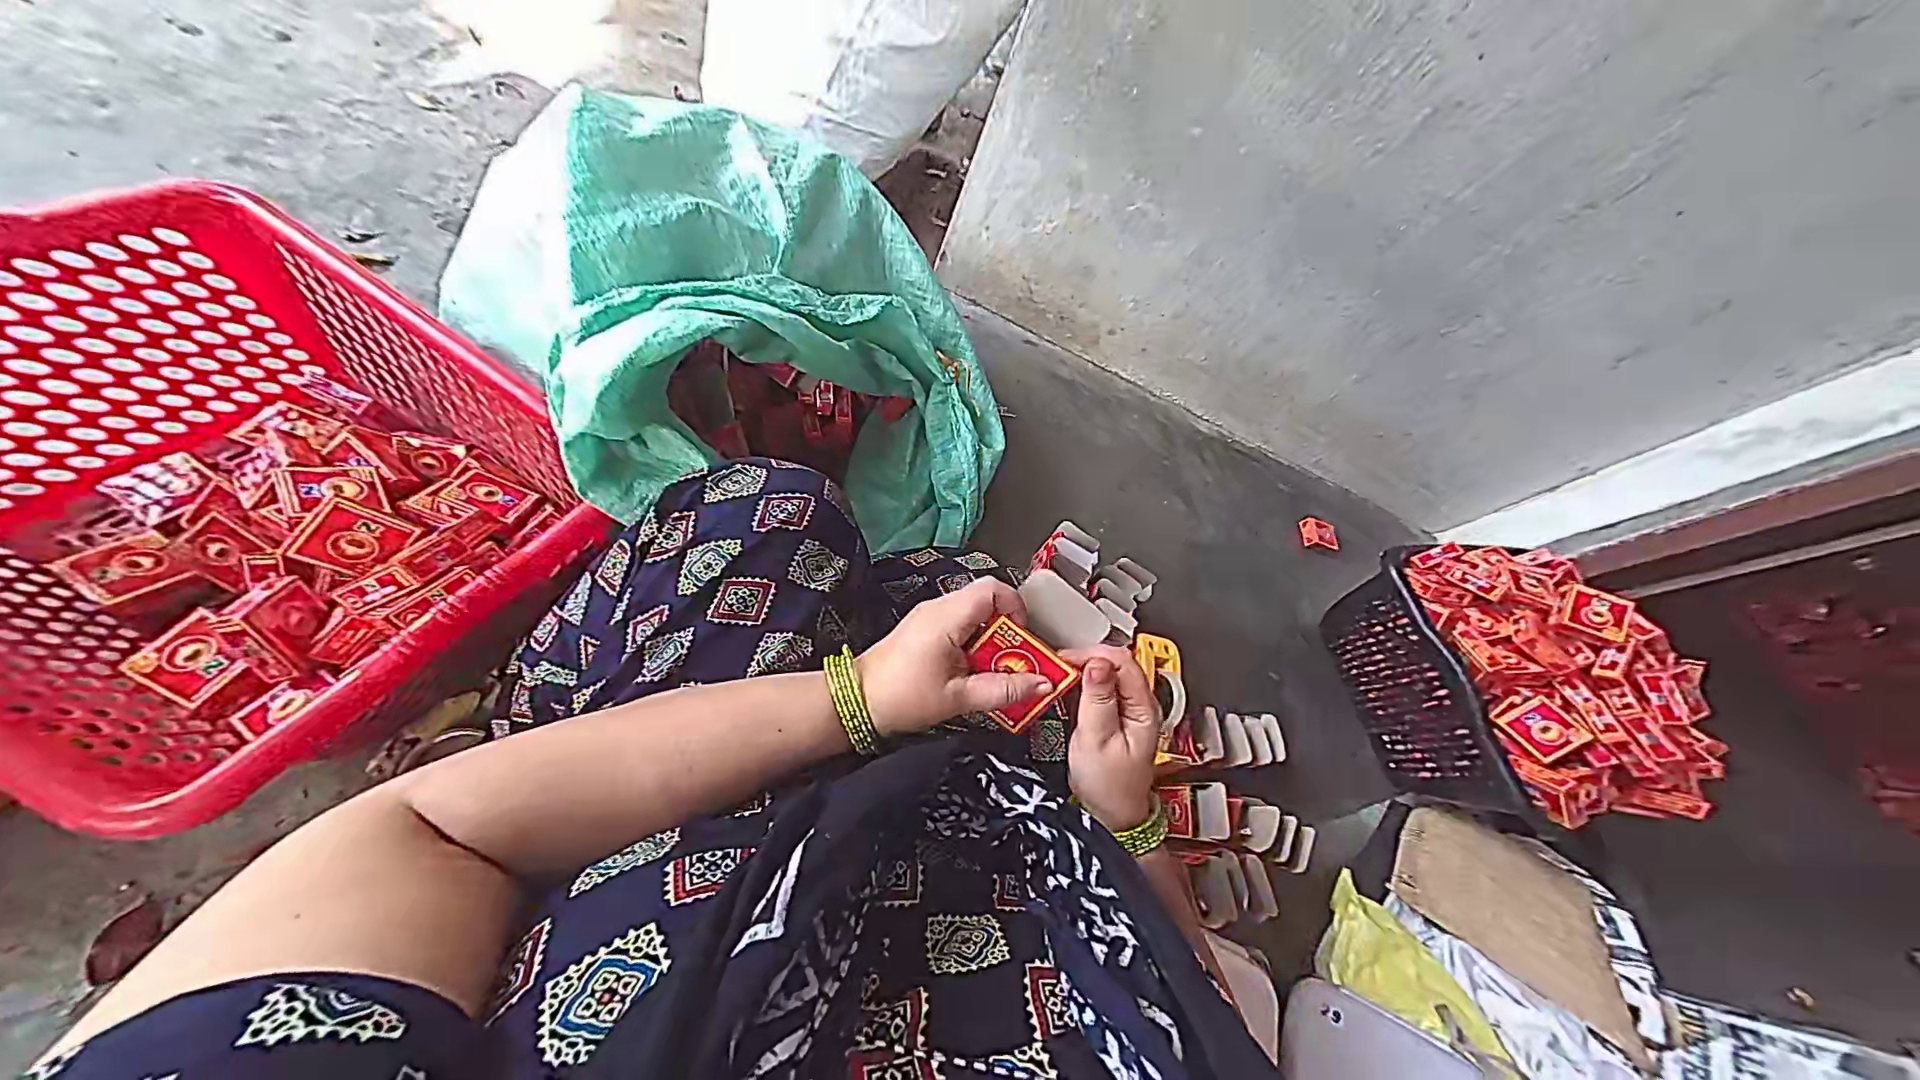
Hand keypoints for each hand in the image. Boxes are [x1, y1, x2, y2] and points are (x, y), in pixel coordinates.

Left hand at [856, 577, 1053, 736]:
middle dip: (1008, 632)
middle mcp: (939, 608)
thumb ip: (1003, 689)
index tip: (1022, 641)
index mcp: (947, 616)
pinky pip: (961, 626)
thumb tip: (1041, 683)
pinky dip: (975, 644)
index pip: (994, 588)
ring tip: (990, 671)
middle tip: (1013, 663)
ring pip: (976, 615)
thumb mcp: (958, 698)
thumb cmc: (900, 697)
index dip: (1016, 610)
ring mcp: (930, 617)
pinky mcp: (925, 629)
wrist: (856, 700)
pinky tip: (970, 672)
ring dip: (991, 641)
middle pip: (988, 602)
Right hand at [1064, 645, 1162, 832]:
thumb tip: (1097, 663)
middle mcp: (1139, 704)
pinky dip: (1081, 684)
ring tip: (1058, 675)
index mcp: (1142, 708)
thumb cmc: (1108, 787)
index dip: (1092, 654)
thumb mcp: (1098, 740)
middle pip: (1114, 662)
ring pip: (1106, 673)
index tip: (1065, 660)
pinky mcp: (1115, 715)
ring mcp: (1128, 710)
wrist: (1112, 816)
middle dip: (1084, 659)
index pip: (1122, 661)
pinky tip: (1067, 689)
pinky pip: (1100, 688)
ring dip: (1081, 670)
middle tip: (1057, 666)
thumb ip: (1098, 699)